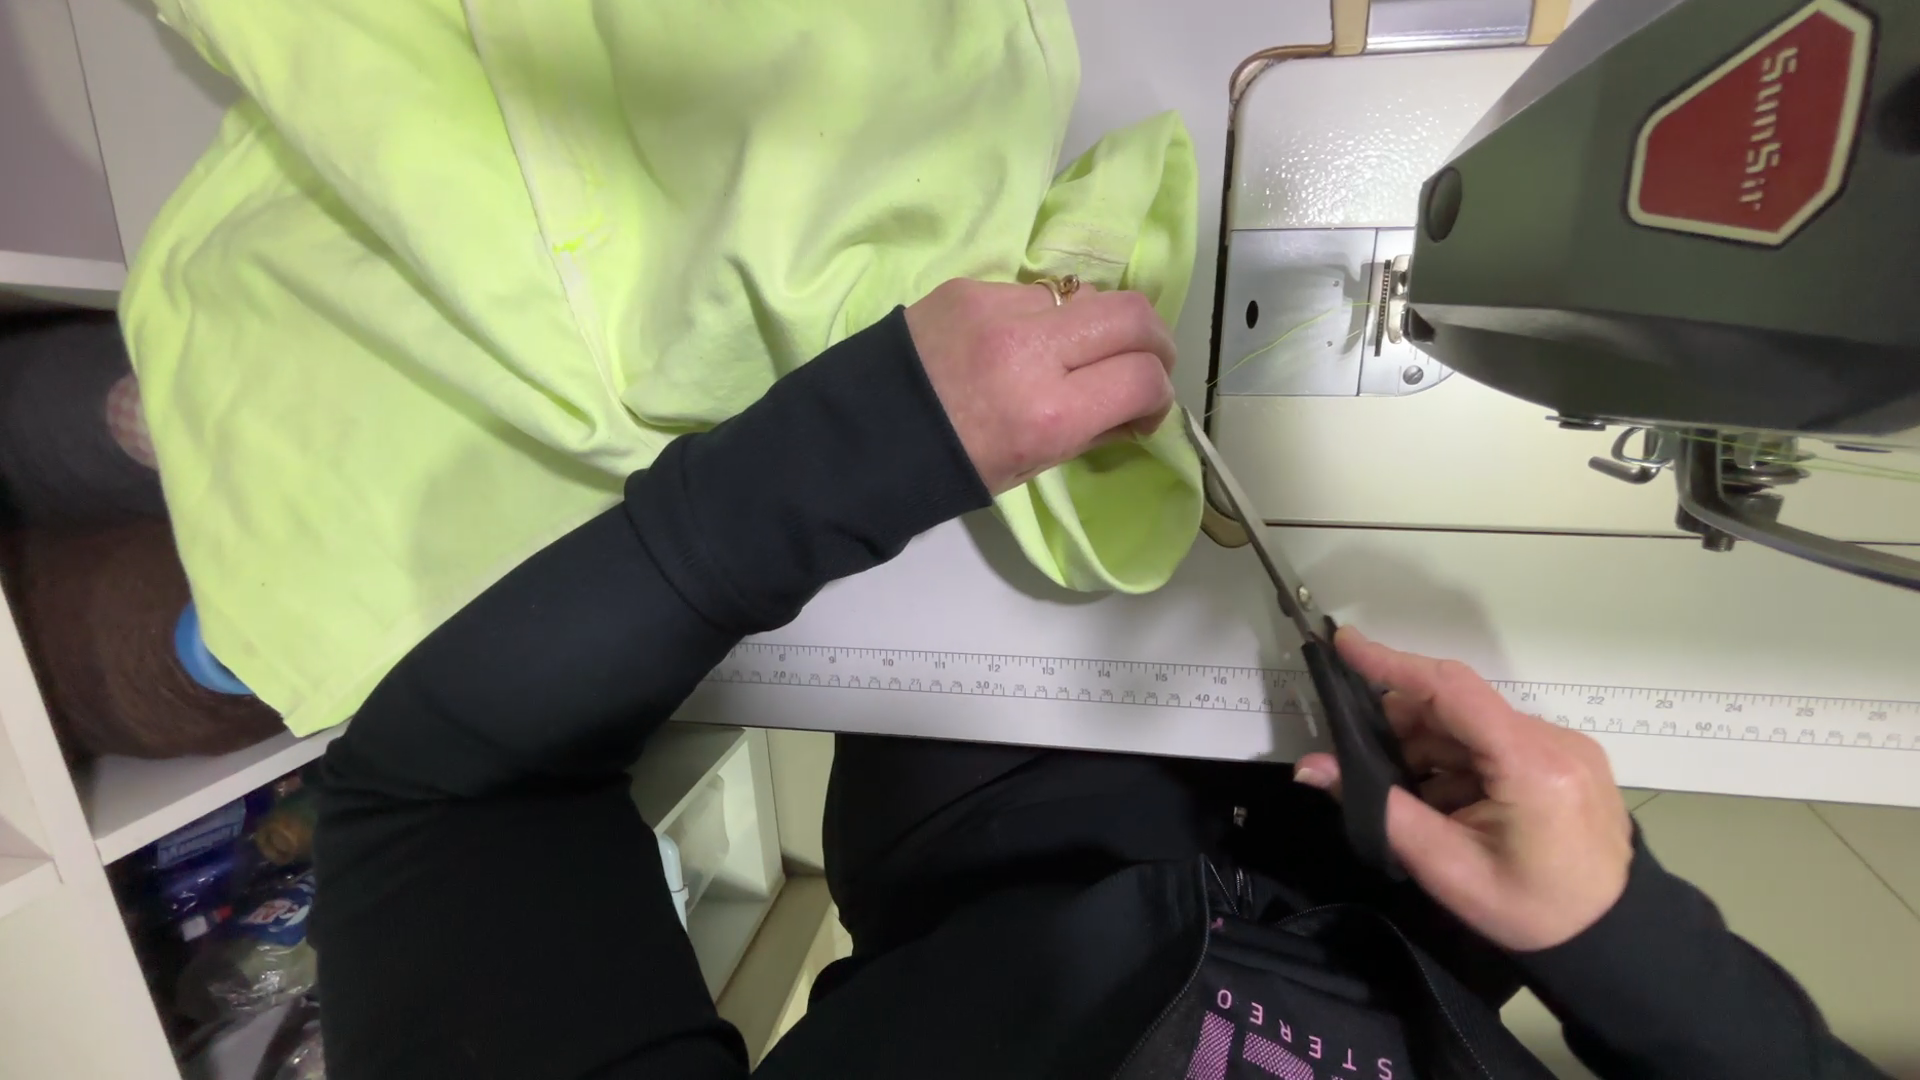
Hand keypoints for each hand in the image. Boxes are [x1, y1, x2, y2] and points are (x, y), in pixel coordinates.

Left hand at [904, 279, 1176, 494]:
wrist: (860, 438)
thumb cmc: (948, 470)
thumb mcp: (1029, 468)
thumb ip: (1091, 431)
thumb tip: (1135, 405)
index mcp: (1046, 414)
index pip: (1143, 378)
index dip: (1159, 394)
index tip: (1144, 408)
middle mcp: (1029, 351)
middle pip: (1133, 313)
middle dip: (1153, 341)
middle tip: (1143, 364)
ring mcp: (996, 309)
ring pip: (1084, 297)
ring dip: (1094, 327)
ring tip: (1073, 356)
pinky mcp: (968, 287)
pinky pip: (1032, 293)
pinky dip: (1042, 319)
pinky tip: (1017, 345)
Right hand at [1293, 628, 1633, 950]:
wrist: (1616, 943)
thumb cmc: (1530, 910)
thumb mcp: (1445, 865)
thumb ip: (1376, 806)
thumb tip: (1308, 766)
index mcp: (1532, 765)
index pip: (1452, 690)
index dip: (1392, 663)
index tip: (1343, 642)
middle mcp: (1554, 741)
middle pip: (1454, 705)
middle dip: (1400, 723)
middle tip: (1361, 757)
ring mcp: (1563, 746)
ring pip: (1467, 722)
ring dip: (1425, 745)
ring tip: (1407, 792)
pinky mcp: (1562, 756)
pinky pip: (1488, 738)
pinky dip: (1452, 757)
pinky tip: (1441, 796)